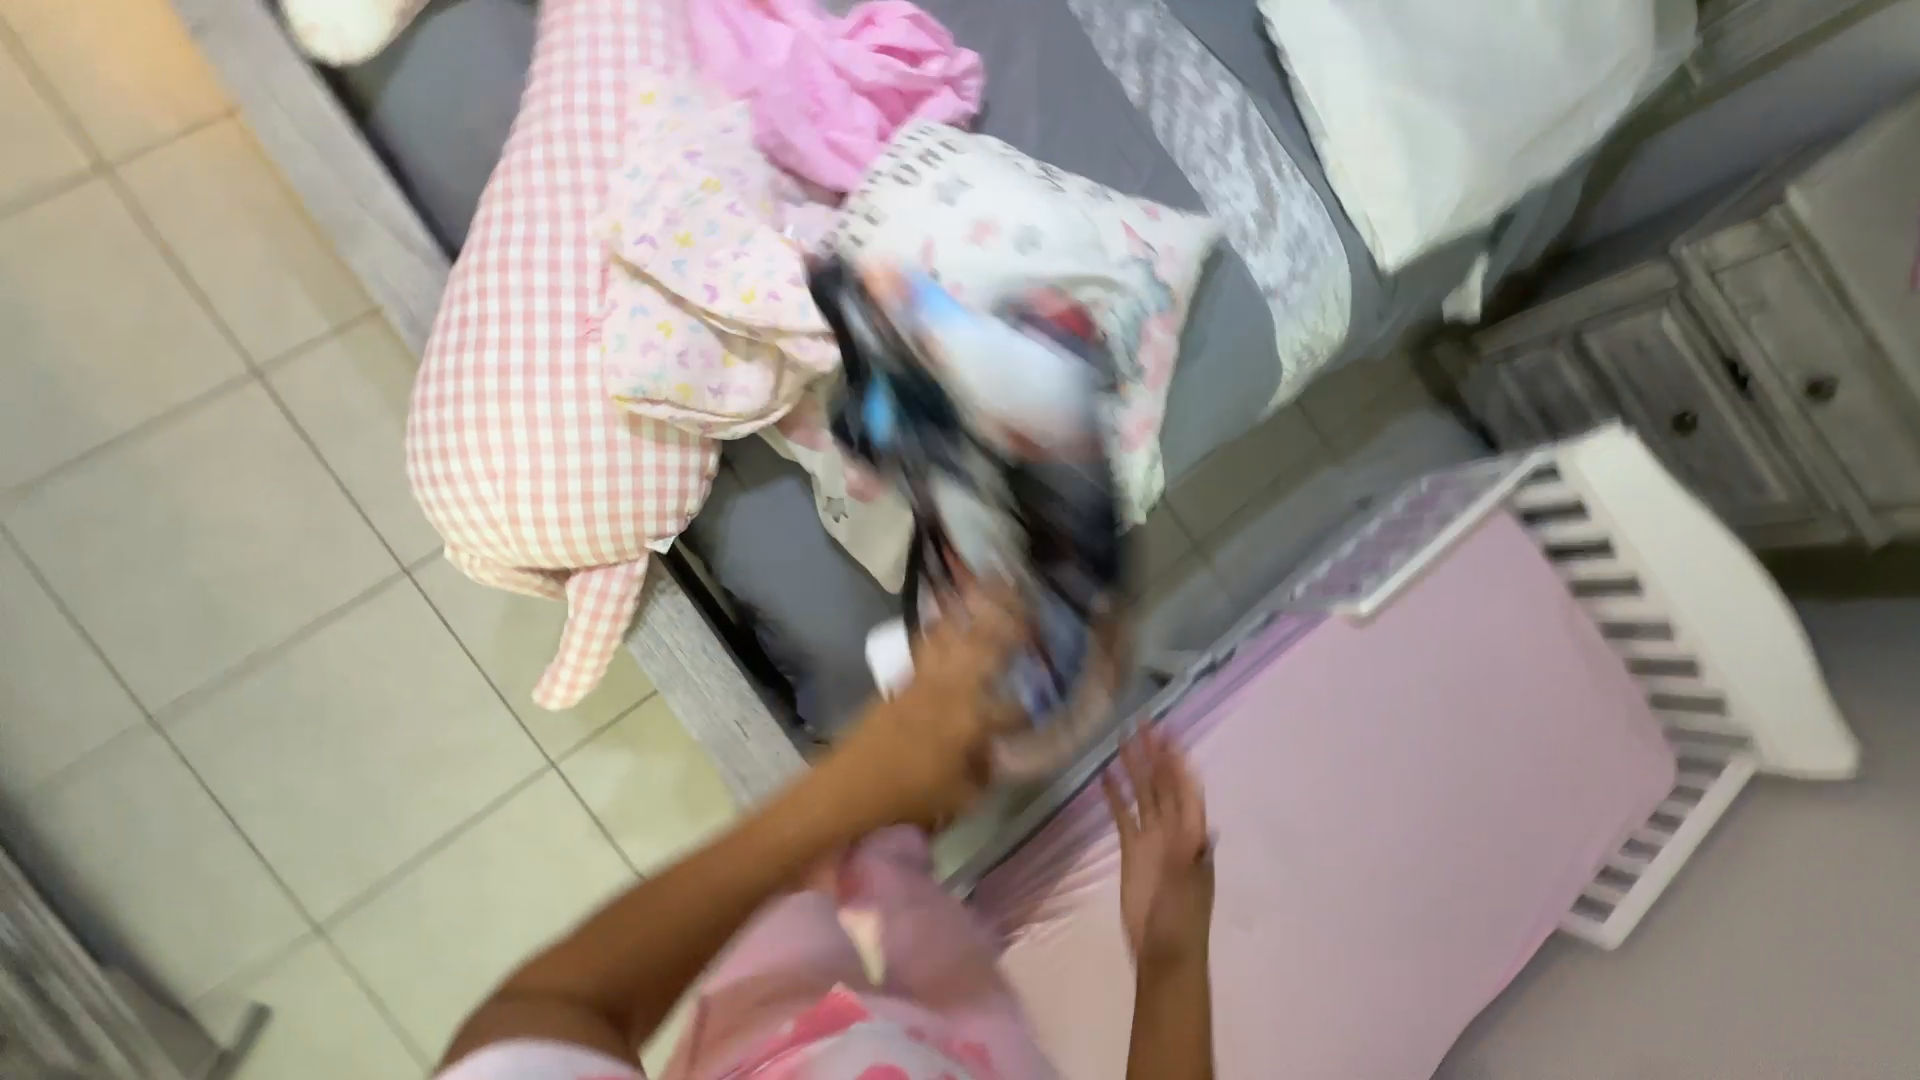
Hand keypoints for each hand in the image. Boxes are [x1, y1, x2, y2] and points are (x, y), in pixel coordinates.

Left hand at [818, 584, 1026, 831]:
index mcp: (972, 720)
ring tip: (993, 586)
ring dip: (976, 611)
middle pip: (987, 646)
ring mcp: (926, 678)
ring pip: (956, 635)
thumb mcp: (961, 798)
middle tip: (1029, 602)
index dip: (1027, 712)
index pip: (1013, 710)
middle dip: (1011, 622)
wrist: (851, 784)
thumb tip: (998, 754)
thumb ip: (985, 772)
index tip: (1034, 713)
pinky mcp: (904, 678)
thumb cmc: (909, 797)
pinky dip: (943, 626)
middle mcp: (952, 689)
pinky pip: (929, 644)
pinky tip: (949, 614)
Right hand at [1103, 731, 1214, 969]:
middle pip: (1163, 783)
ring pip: (1143, 794)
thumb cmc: (1182, 917)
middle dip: (1154, 754)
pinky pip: (1123, 815)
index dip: (1176, 759)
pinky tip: (1104, 776)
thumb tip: (1188, 819)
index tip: (1166, 731)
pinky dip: (1115, 796)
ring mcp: (1151, 838)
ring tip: (1121, 739)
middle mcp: (1173, 828)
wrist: (1163, 953)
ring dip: (1134, 767)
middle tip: (1141, 722)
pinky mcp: (1131, 850)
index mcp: (1192, 832)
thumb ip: (1186, 850)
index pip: (1185, 787)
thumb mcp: (1186, 882)